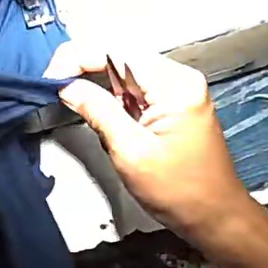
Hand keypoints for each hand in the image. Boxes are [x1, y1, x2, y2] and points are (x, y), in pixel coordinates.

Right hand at [46, 41, 266, 250]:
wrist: (215, 216)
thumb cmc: (179, 191)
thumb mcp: (130, 152)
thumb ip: (98, 112)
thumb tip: (67, 86)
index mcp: (175, 85)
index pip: (118, 50)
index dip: (79, 57)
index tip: (52, 77)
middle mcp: (179, 79)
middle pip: (121, 54)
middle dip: (85, 69)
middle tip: (57, 88)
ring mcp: (178, 90)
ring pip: (125, 71)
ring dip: (98, 85)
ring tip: (79, 106)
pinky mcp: (172, 104)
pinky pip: (135, 88)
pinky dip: (113, 98)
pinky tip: (104, 117)